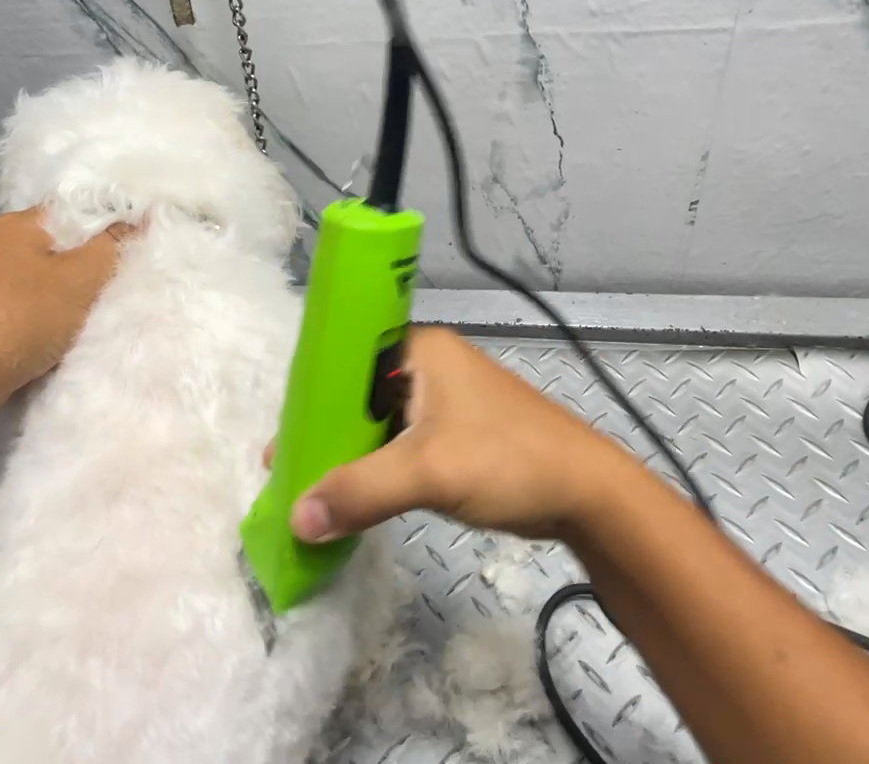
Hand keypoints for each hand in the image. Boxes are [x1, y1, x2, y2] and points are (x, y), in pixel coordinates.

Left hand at [0, 209, 127, 406]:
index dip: (99, 230)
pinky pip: (5, 301)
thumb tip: (138, 217)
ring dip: (48, 291)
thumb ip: (111, 246)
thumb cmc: (24, 319)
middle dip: (74, 266)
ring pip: (25, 275)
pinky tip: (37, 334)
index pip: (67, 213)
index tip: (119, 256)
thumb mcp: (81, 280)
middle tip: (101, 290)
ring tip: (71, 317)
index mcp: (12, 225)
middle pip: (46, 245)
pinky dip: (25, 312)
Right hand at [287, 328, 634, 542]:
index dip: (309, 398)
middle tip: (289, 475)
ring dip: (348, 457)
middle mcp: (427, 366)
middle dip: (324, 435)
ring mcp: (442, 401)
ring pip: (377, 424)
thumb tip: (298, 519)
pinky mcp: (453, 433)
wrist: (587, 494)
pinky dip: (375, 470)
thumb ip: (361, 491)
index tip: (281, 443)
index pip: (345, 359)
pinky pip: (398, 446)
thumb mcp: (429, 471)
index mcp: (420, 349)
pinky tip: (353, 498)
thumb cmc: (509, 460)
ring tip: (312, 492)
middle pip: (356, 396)